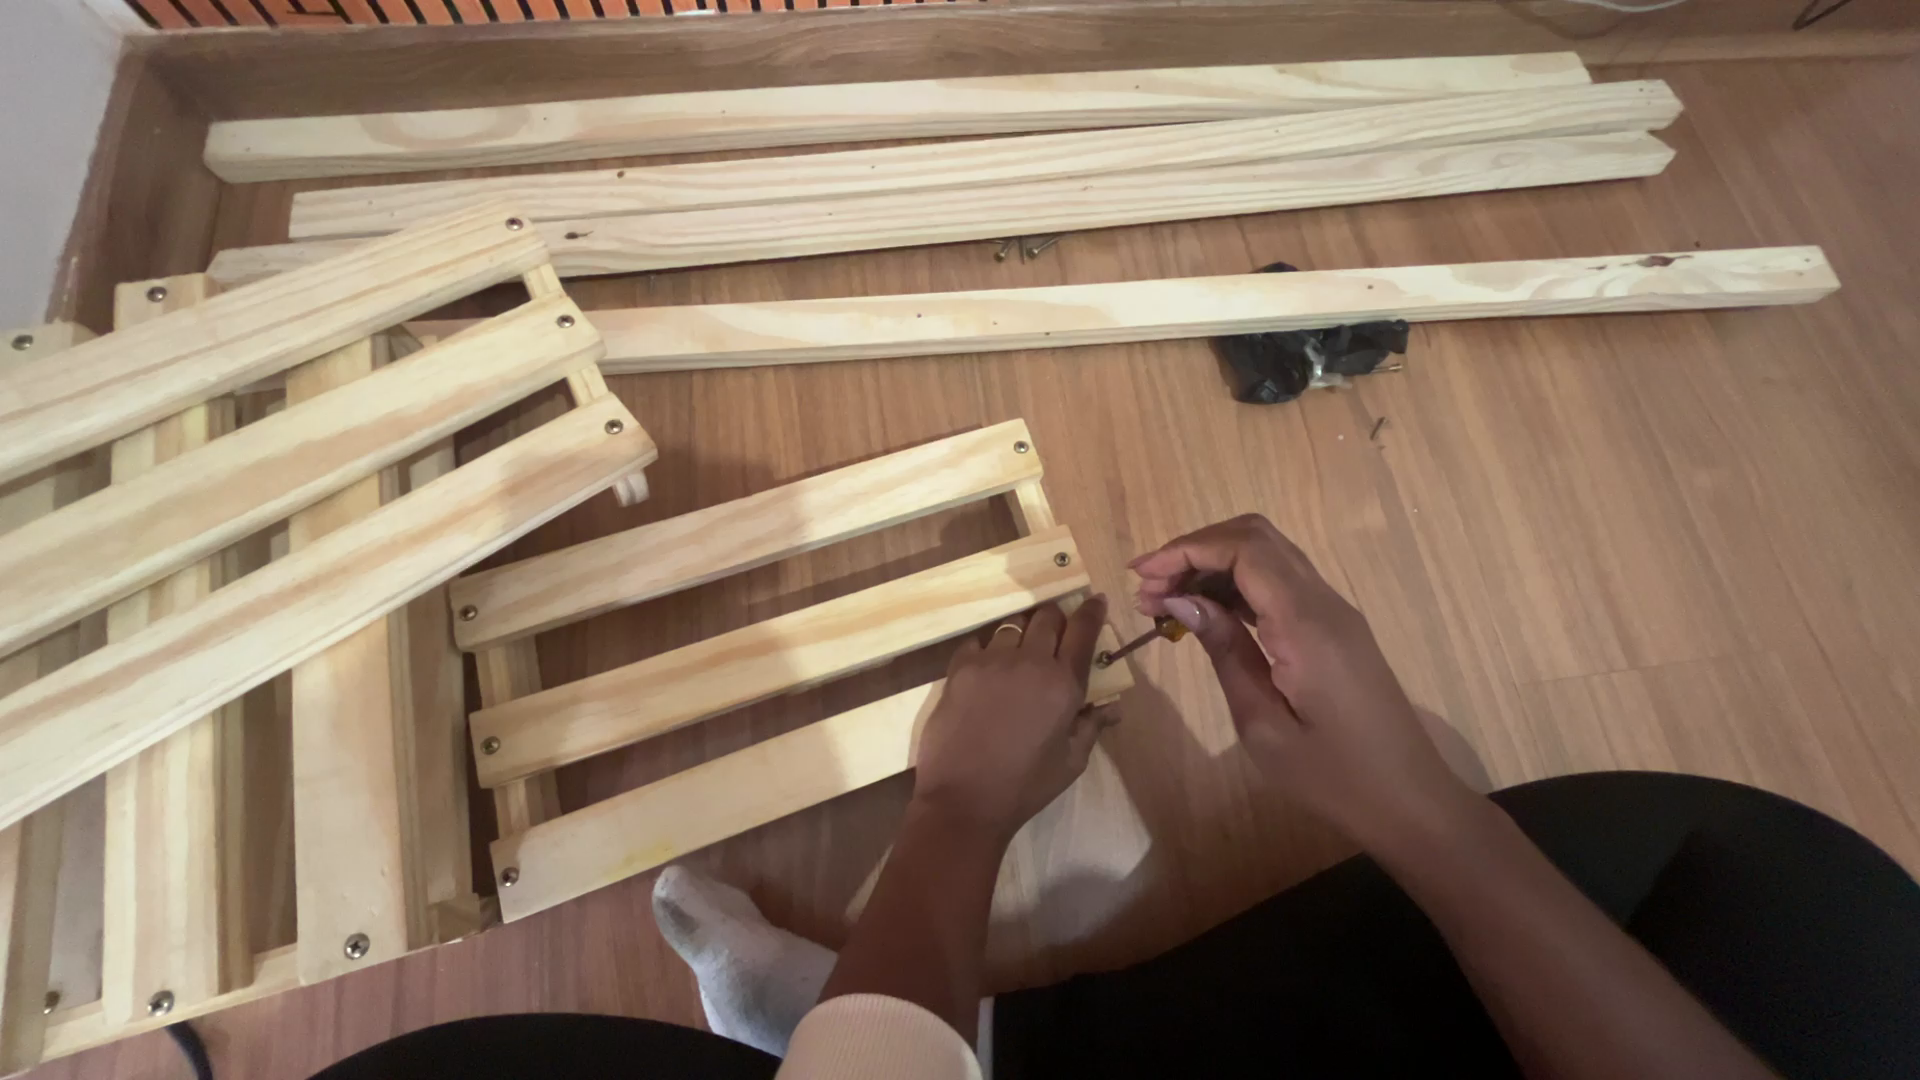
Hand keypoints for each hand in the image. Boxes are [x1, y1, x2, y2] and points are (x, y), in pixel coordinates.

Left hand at [911, 597, 1110, 843]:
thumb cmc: (1025, 786)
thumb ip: (1092, 726)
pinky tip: (987, 668)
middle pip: (1047, 617)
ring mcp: (991, 661)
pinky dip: (987, 649)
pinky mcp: (959, 668)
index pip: (1083, 630)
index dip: (1091, 611)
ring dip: (1022, 633)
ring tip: (1018, 652)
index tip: (1094, 601)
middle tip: (1054, 633)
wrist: (964, 799)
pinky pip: (978, 642)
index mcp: (1063, 684)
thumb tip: (1113, 706)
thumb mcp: (1071, 761)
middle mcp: (1030, 662)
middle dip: (1055, 619)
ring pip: (1012, 626)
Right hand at [1130, 515, 1469, 850]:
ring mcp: (1332, 611)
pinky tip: (1203, 613)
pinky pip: (1278, 582)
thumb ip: (1224, 651)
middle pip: (1255, 538)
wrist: (1409, 802)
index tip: (1141, 576)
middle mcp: (1323, 602)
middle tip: (1148, 587)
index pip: (1243, 550)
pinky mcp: (1332, 626)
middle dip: (1194, 549)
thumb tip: (1180, 601)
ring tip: (1164, 601)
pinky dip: (1234, 584)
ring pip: (1266, 555)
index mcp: (1305, 624)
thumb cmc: (1331, 777)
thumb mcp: (1261, 723)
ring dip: (1212, 565)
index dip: (1186, 549)